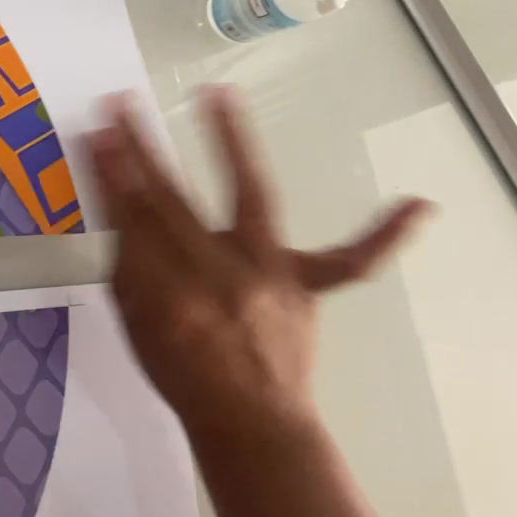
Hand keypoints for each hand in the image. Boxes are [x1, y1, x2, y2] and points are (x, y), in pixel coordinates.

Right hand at [85, 86, 430, 444]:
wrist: (248, 420)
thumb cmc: (179, 372)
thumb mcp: (136, 324)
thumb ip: (131, 267)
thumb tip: (123, 207)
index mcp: (165, 291)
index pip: (130, 219)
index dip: (112, 173)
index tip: (98, 131)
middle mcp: (217, 275)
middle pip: (172, 200)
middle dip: (143, 150)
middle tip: (122, 104)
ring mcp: (270, 276)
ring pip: (250, 198)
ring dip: (231, 143)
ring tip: (219, 96)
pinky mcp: (308, 286)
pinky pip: (353, 262)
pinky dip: (385, 236)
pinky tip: (419, 206)